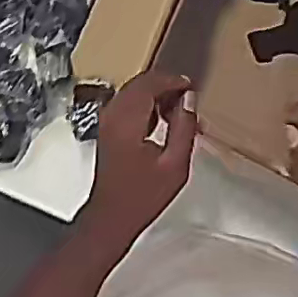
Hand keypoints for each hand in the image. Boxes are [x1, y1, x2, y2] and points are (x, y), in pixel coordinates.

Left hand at [77, 71, 196, 249]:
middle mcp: (113, 112)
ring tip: (179, 113)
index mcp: (127, 119)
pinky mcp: (107, 126)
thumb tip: (189, 100)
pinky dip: (146, 104)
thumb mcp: (174, 165)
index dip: (171, 80)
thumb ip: (184, 128)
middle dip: (165, 86)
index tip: (190, 86)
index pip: (149, 83)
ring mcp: (107, 118)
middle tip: (188, 99)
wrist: (111, 215)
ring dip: (156, 95)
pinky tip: (163, 121)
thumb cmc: (143, 195)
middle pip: (139, 83)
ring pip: (133, 91)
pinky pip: (128, 102)